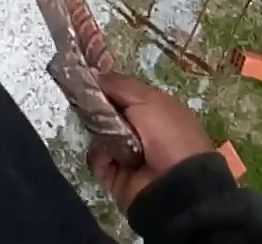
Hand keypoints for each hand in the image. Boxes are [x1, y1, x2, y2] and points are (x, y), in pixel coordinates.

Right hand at [88, 71, 215, 209]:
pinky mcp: (116, 175)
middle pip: (106, 111)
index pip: (122, 92)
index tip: (86, 76)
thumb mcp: (148, 99)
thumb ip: (118, 84)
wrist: (177, 188)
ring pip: (98, 133)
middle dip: (94, 105)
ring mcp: (127, 154)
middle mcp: (140, 131)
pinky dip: (98, 155)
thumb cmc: (168, 135)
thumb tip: (93, 74)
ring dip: (96, 129)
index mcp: (154, 110)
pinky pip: (97, 159)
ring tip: (103, 131)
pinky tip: (107, 154)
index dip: (105, 84)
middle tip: (84, 100)